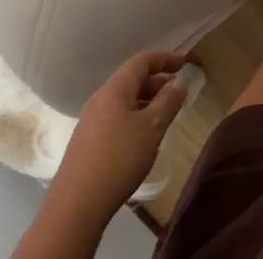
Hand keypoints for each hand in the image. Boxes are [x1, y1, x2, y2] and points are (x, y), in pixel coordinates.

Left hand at [56, 49, 192, 210]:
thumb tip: (178, 81)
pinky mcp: (88, 142)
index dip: (165, 58)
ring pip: (125, 101)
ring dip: (148, 103)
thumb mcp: (152, 127)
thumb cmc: (119, 158)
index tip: (185, 63)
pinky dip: (135, 118)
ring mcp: (91, 122)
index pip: (142, 61)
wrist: (77, 204)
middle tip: (179, 96)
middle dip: (158, 83)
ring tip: (166, 118)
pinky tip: (144, 140)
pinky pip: (117, 118)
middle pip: (132, 80)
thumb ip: (169, 100)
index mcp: (114, 90)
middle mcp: (100, 100)